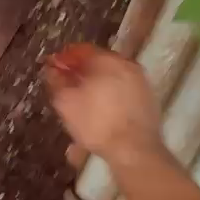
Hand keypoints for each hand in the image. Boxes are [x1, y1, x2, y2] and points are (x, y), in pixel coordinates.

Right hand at [42, 43, 164, 163]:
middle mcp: (126, 64)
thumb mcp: (66, 102)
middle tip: (65, 83)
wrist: (134, 150)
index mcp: (106, 60)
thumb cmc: (96, 123)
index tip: (51, 68)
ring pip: (112, 75)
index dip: (63, 58)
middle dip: (80, 70)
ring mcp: (140, 81)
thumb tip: (51, 69)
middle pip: (98, 61)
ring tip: (81, 98)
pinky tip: (100, 107)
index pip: (80, 49)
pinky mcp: (148, 99)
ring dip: (95, 81)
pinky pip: (122, 88)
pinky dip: (109, 92)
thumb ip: (56, 81)